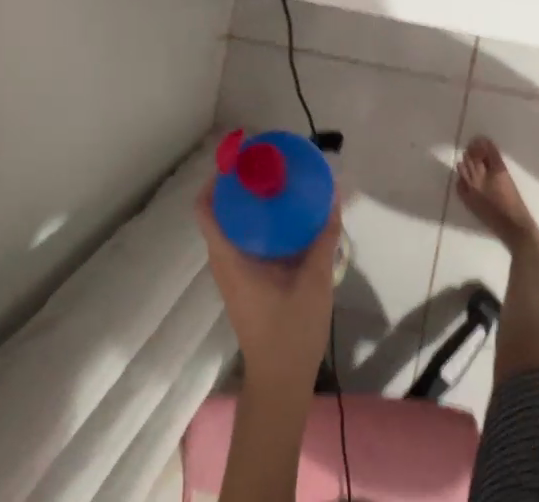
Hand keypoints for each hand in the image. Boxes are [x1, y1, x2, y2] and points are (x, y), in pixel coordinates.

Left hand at [197, 181, 341, 390]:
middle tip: (266, 165)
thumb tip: (333, 196)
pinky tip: (287, 220)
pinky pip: (245, 243)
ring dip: (248, 206)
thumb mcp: (314, 280)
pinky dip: (259, 226)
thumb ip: (324, 238)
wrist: (281, 378)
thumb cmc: (291, 330)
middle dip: (237, 187)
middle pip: (218, 213)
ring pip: (232, 229)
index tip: (238, 159)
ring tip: (277, 184)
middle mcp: (224, 262)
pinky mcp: (246, 283)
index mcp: (230, 259)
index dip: (214, 181)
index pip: (205, 210)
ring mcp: (233, 274)